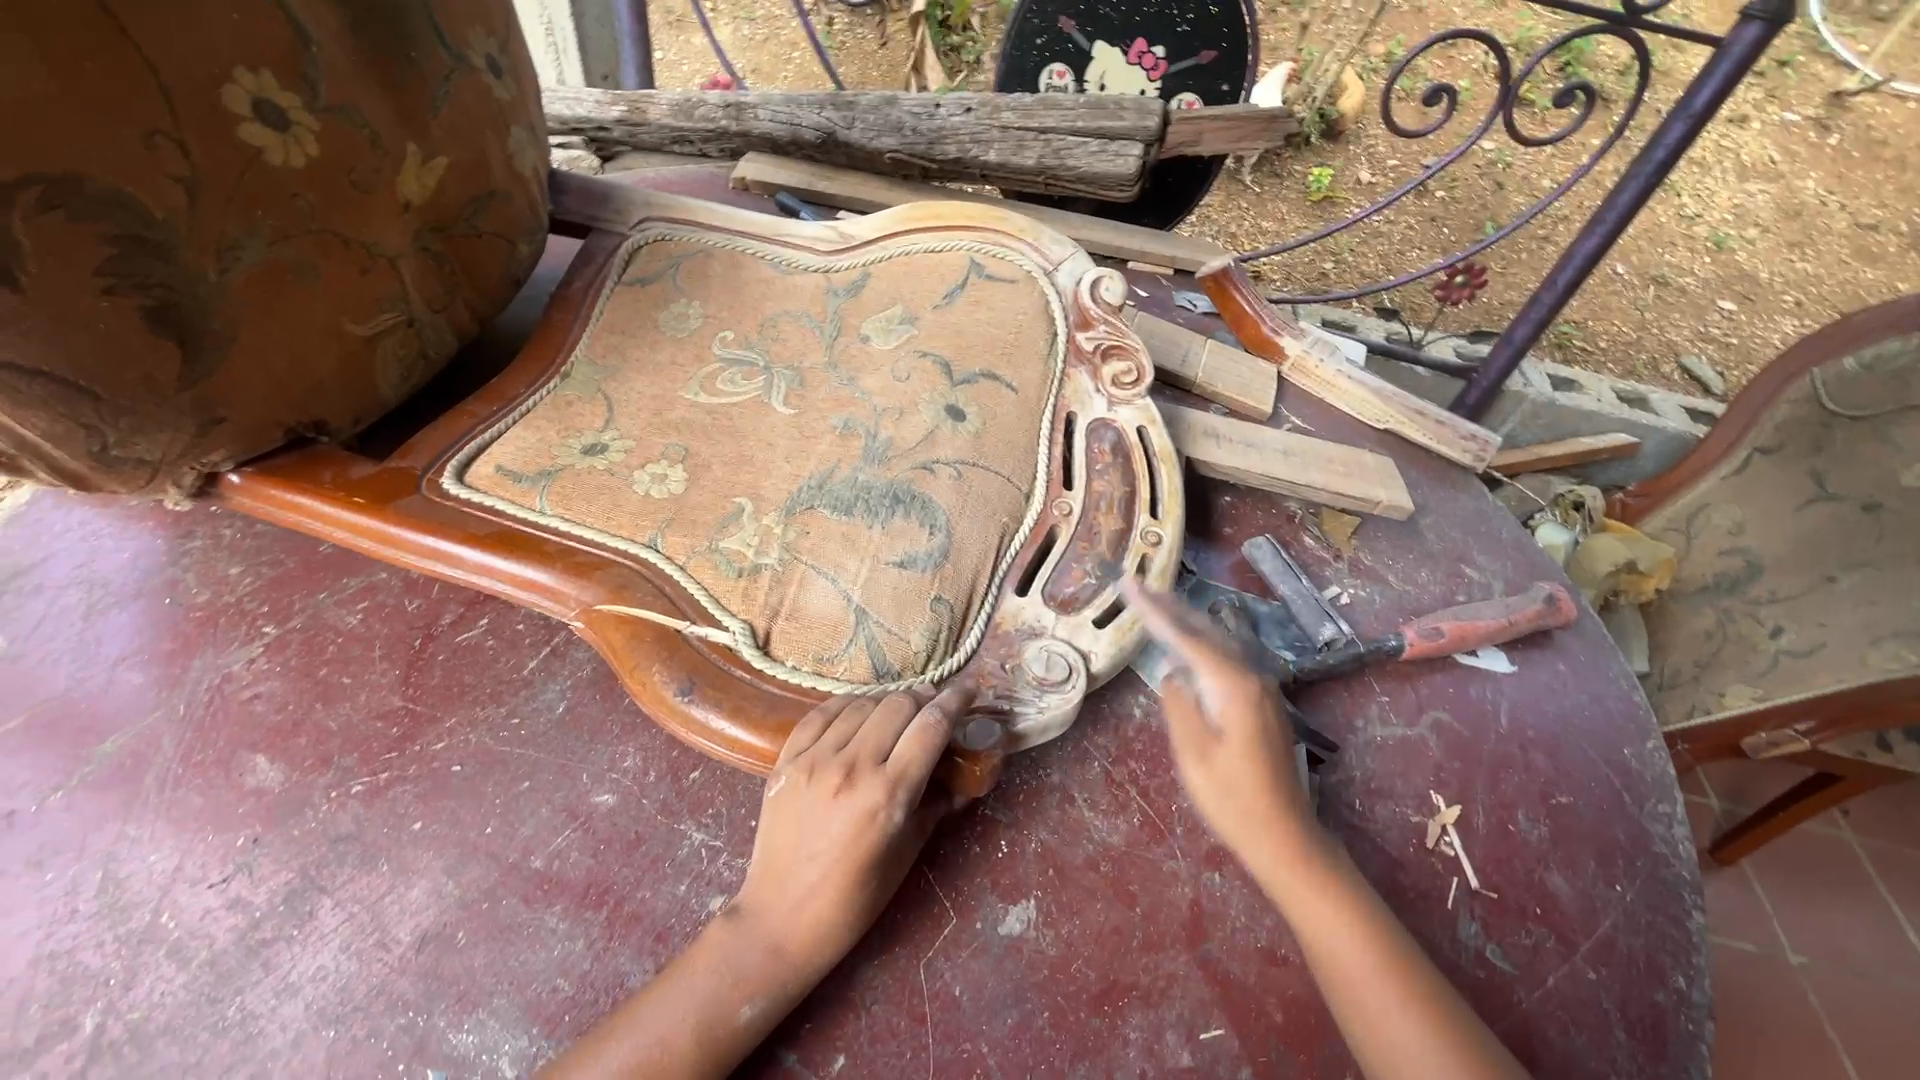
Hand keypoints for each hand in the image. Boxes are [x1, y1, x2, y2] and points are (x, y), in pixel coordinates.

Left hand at [732, 687, 973, 972]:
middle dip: (924, 698)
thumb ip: (936, 805)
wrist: (782, 918)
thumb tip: (962, 775)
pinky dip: (846, 706)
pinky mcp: (787, 761)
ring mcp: (815, 760)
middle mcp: (853, 766)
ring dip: (887, 701)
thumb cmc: (855, 899)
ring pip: (861, 703)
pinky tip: (858, 711)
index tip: (969, 688)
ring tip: (897, 710)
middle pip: (899, 705)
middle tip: (933, 705)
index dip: (956, 700)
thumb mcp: (908, 852)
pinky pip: (821, 714)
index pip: (931, 726)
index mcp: (889, 794)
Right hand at [1123, 578, 1320, 872]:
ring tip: (1159, 605)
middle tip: (1139, 586)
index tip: (1129, 584)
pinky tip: (1190, 646)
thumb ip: (1179, 705)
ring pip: (1220, 643)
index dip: (1154, 610)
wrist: (1285, 835)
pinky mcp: (1264, 705)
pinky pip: (1228, 660)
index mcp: (1233, 685)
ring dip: (1188, 623)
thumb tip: (1172, 674)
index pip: (1185, 637)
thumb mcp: (1193, 754)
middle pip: (1206, 631)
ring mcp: (1263, 690)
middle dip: (1171, 607)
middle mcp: (1252, 677)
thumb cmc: (1233, 800)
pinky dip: (1203, 645)